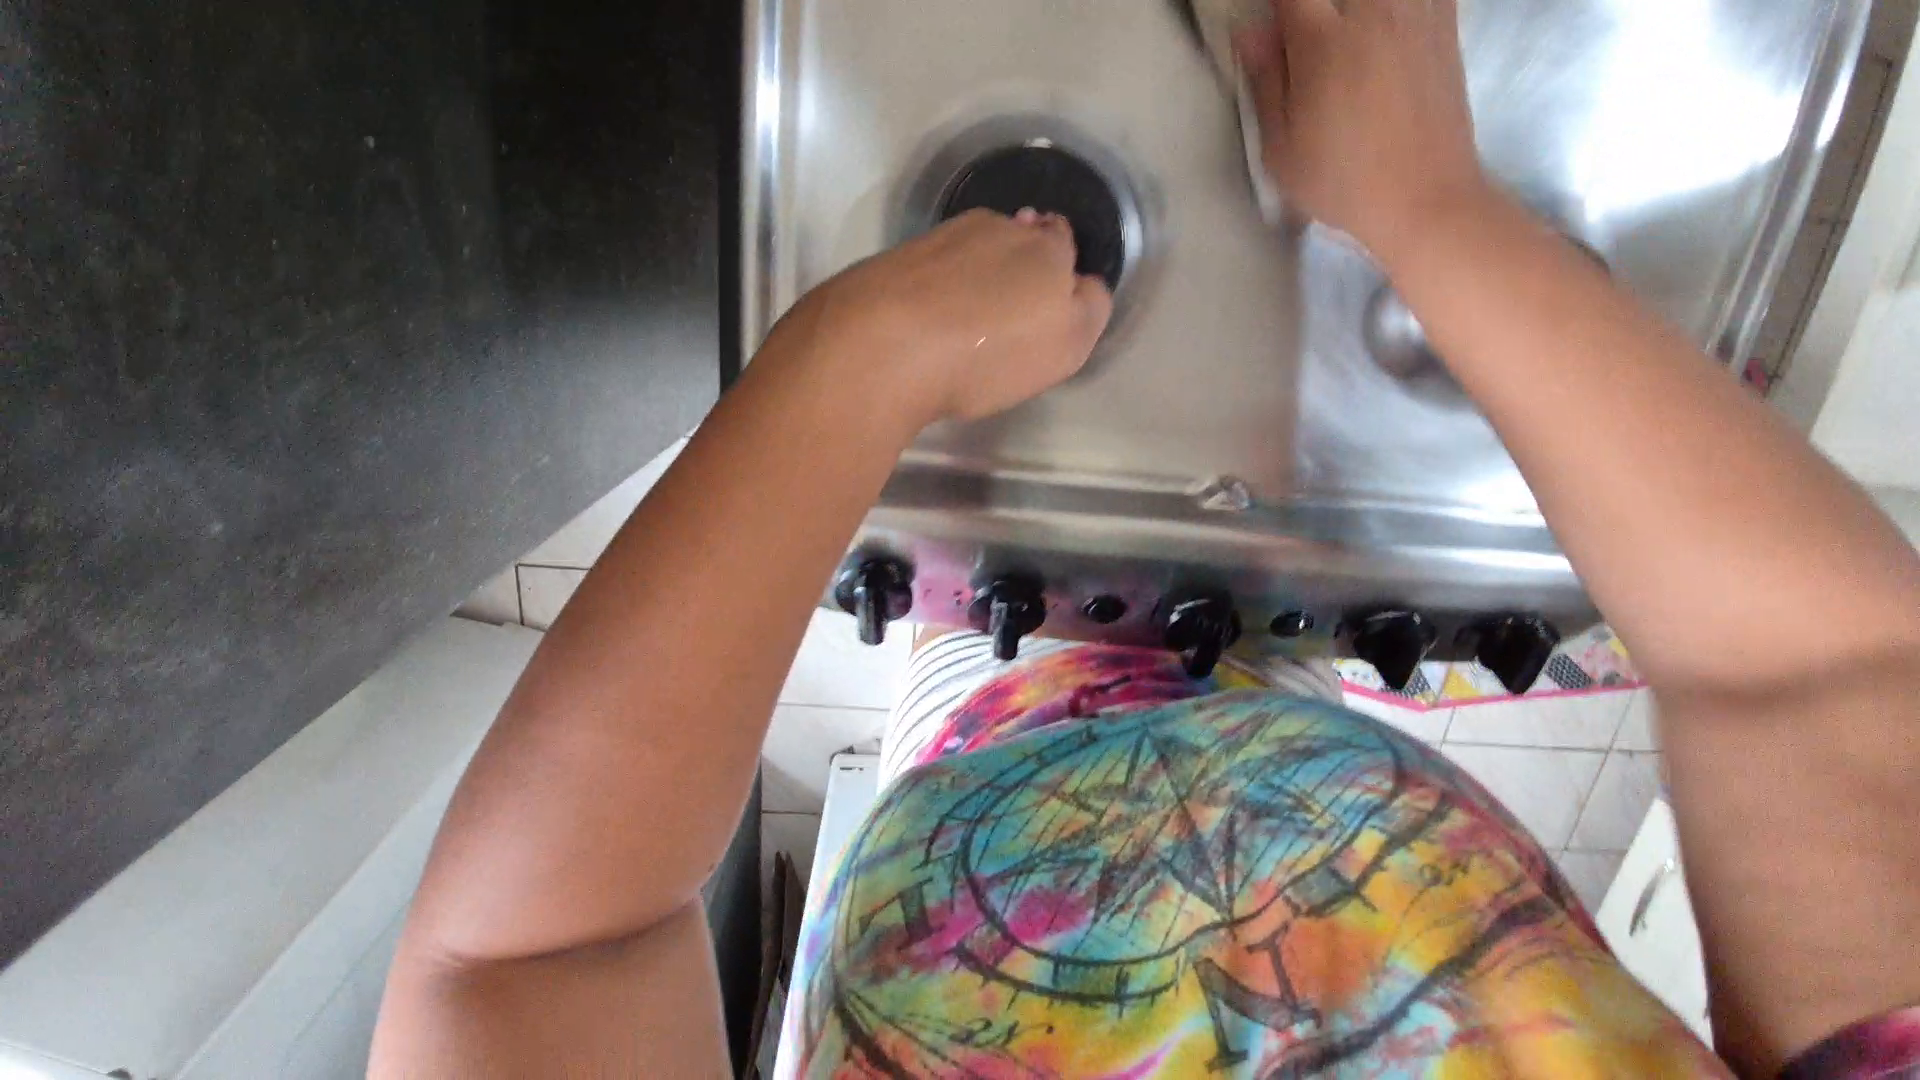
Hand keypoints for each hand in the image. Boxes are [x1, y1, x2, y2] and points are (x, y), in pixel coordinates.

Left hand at [794, 208, 1112, 425]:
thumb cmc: (990, 353)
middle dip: (1016, 265)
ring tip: (964, 318)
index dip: (1059, 268)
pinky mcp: (894, 261)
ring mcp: (938, 239)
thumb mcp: (1066, 346)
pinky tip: (926, 321)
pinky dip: (934, 290)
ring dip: (973, 275)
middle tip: (1007, 311)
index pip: (1063, 240)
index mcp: (1044, 247)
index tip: (1048, 299)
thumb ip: (1088, 310)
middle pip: (1015, 238)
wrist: (884, 346)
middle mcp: (993, 228)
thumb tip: (1082, 285)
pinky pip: (928, 272)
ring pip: (969, 250)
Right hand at [1237, 0, 1494, 254]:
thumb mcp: (1281, 150)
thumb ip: (1265, 82)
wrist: (1422, 198)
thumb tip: (1250, 30)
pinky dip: (1394, 6)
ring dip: (1349, 11)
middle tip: (1300, 33)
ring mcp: (1415, 12)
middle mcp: (1372, 13)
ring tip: (1338, 34)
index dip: (1274, 7)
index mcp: (1323, 43)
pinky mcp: (1444, 23)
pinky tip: (1381, 26)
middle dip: (1310, 7)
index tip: (1268, 27)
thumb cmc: (1341, 183)